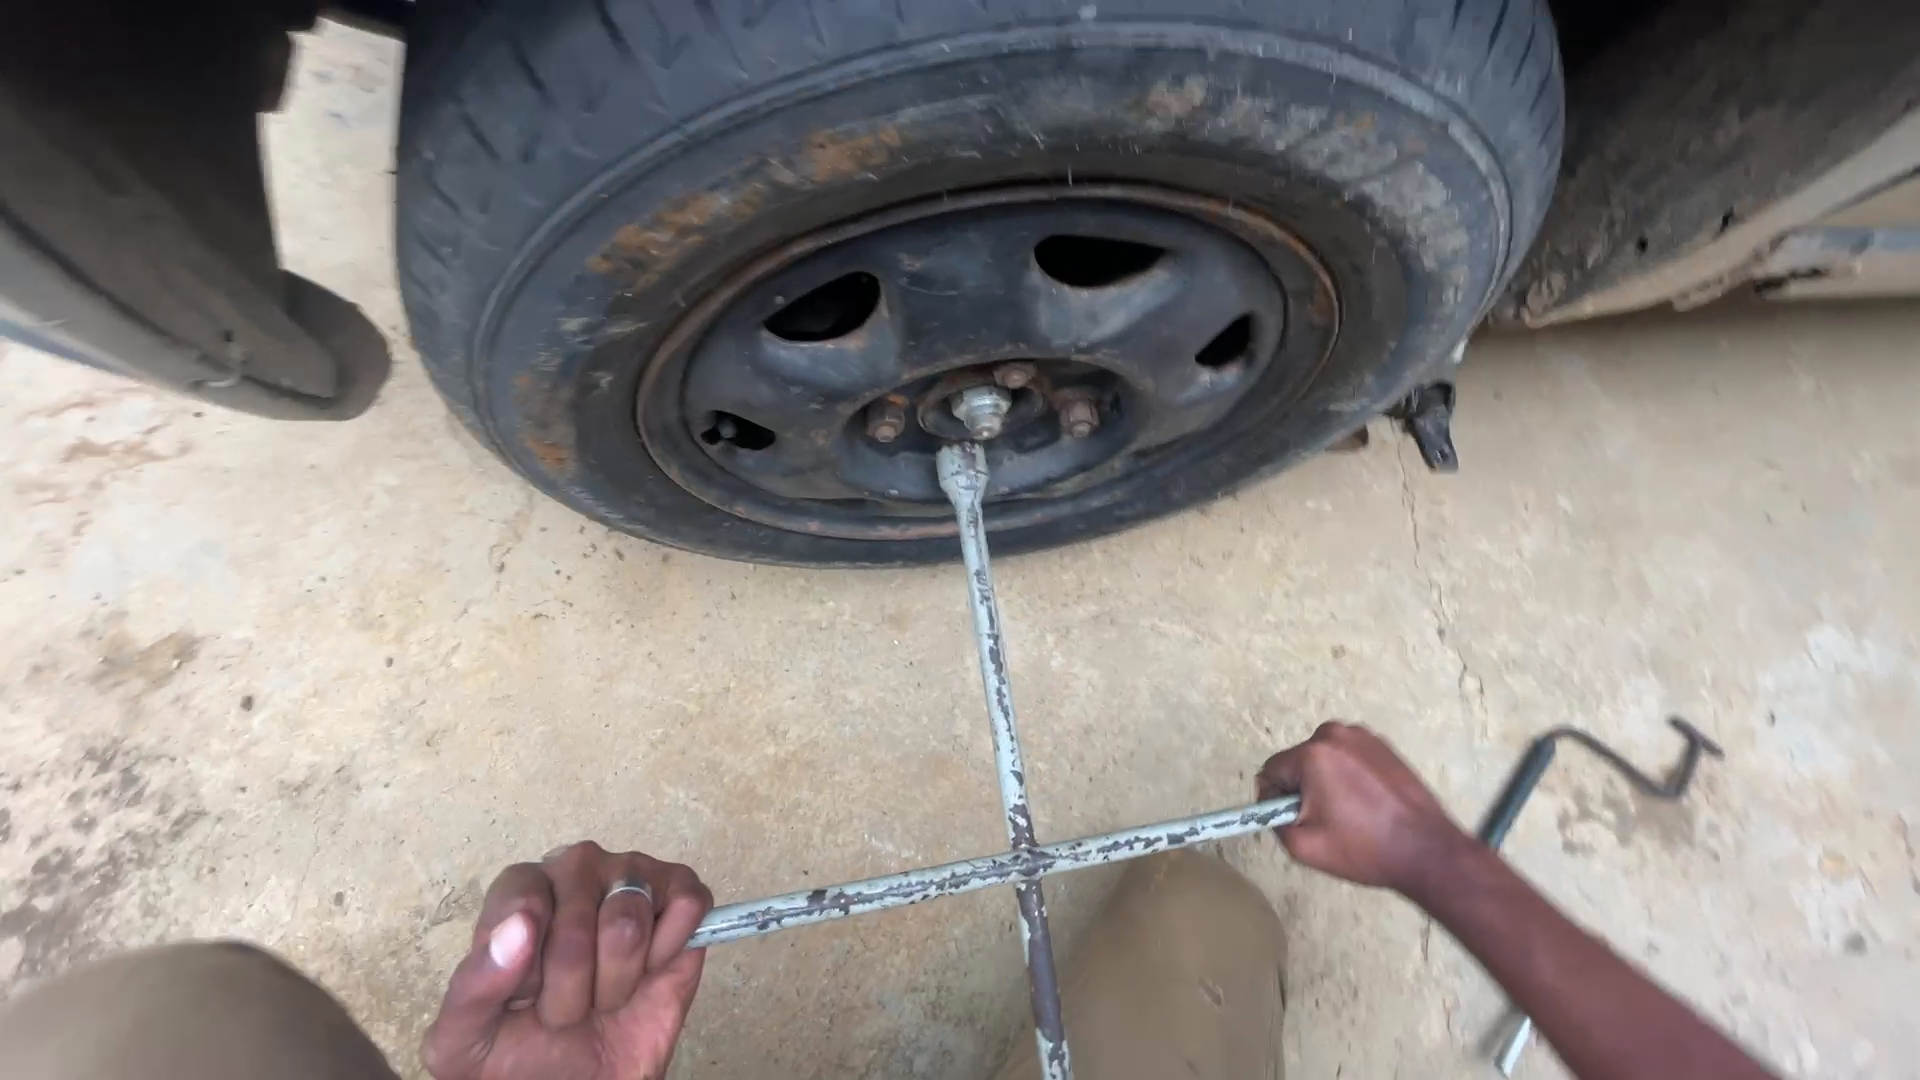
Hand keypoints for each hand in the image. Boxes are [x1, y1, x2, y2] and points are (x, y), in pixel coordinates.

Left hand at [421, 842, 713, 1079]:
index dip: (526, 962)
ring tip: (608, 994)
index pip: (523, 897)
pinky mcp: (684, 894)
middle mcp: (581, 870)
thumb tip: (519, 929)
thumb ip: (476, 985)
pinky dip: (668, 951)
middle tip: (570, 1007)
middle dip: (573, 985)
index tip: (524, 997)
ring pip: (629, 919)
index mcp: (525, 891)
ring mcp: (637, 875)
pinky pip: (686, 904)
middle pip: (577, 918)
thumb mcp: (466, 1040)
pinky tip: (651, 968)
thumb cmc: (521, 1057)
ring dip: (618, 980)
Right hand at [1257, 721, 1470, 893]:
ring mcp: (1363, 736)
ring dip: (1325, 780)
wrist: (1430, 853)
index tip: (1294, 820)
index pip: (1272, 771)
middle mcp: (1334, 734)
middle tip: (1325, 820)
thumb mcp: (1303, 847)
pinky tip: (1366, 802)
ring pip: (1322, 759)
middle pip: (1298, 762)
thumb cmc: (1365, 849)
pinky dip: (1349, 775)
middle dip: (1303, 788)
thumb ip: (1272, 822)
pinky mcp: (1384, 745)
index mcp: (1312, 754)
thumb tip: (1271, 807)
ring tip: (1349, 813)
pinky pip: (1347, 757)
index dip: (1275, 799)